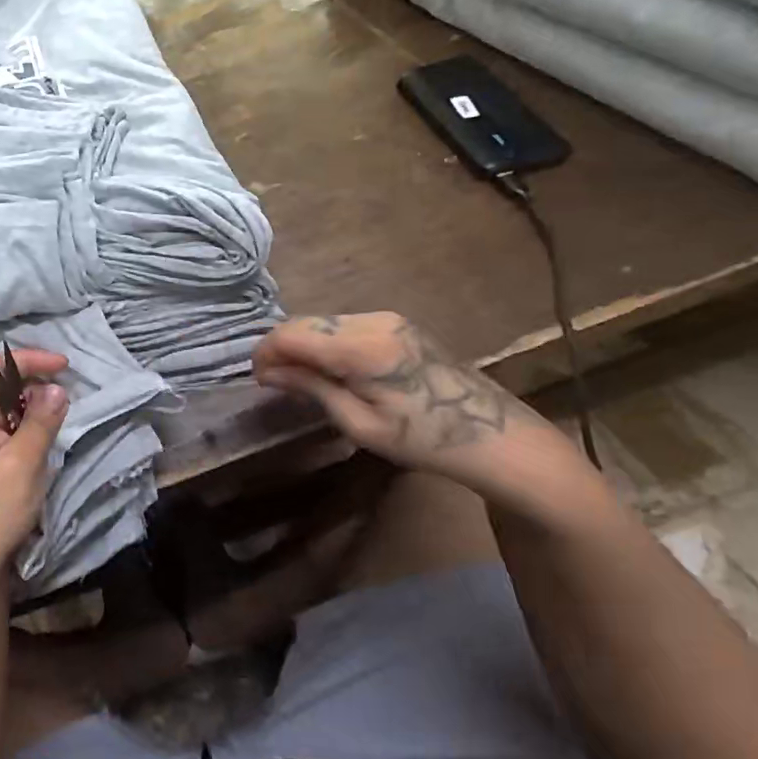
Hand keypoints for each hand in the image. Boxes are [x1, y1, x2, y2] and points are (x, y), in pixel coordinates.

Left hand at [0, 348, 70, 598]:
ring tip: (63, 409)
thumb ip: (41, 422)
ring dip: (36, 399)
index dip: (30, 359)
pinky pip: (14, 426)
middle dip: (35, 377)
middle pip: (3, 383)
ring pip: (11, 405)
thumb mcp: (24, 463)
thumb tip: (57, 386)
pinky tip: (50, 431)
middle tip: (68, 387)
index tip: (65, 366)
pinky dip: (34, 420)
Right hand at [253, 313, 583, 500]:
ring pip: (320, 321)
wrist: (499, 438)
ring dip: (302, 344)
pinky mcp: (396, 323)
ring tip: (301, 378)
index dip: (265, 354)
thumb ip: (311, 388)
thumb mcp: (359, 423)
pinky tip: (329, 369)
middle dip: (281, 348)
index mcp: (362, 347)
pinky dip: (324, 342)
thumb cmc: (425, 440)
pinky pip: (342, 325)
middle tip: (275, 382)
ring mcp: (387, 318)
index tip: (258, 380)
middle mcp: (372, 321)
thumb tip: (267, 372)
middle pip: (303, 323)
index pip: (290, 334)